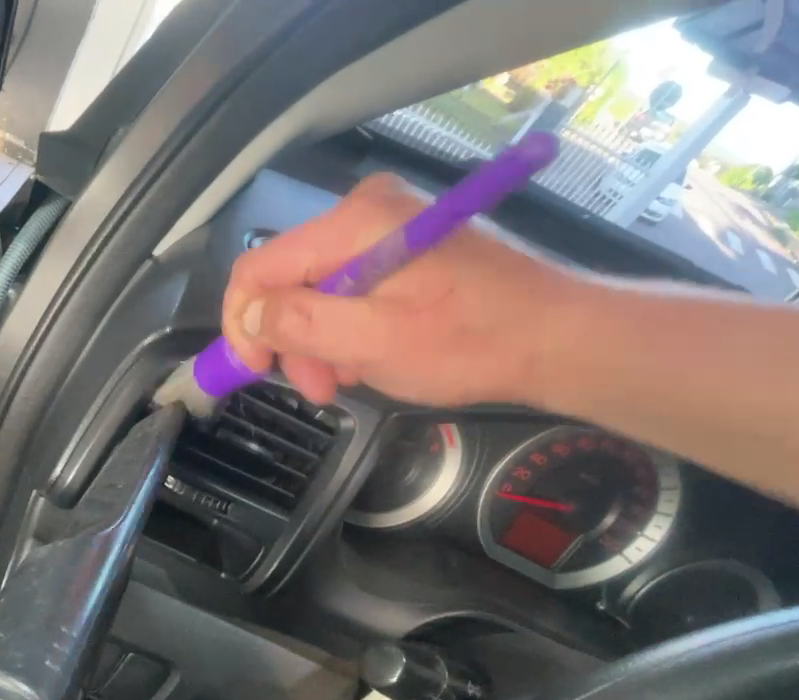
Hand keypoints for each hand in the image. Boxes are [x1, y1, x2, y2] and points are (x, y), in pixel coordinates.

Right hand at [221, 172, 599, 406]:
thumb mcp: (371, 341)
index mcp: (352, 224)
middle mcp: (363, 212)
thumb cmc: (467, 341)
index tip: (254, 370)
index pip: (258, 267)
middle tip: (315, 388)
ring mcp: (384, 228)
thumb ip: (299, 324)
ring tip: (344, 380)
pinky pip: (344, 289)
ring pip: (313, 290)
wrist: (555, 336)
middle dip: (289, 339)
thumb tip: (249, 317)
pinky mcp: (401, 248)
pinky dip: (343, 329)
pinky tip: (365, 358)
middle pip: (286, 280)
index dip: (243, 322)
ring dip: (316, 341)